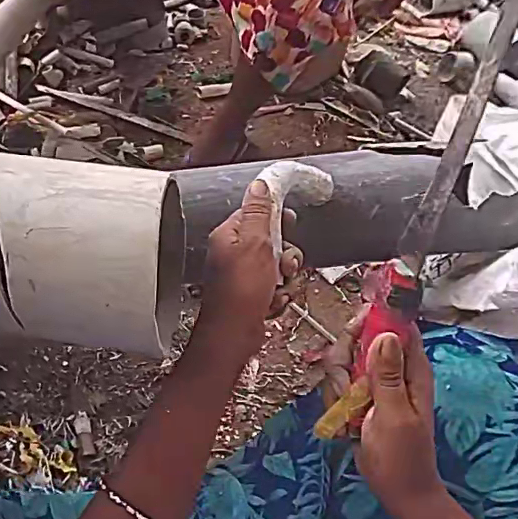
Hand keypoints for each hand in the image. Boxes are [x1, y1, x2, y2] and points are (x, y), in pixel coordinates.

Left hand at [201, 180, 302, 345]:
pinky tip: (270, 305)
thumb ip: (259, 214)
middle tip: (283, 268)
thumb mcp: (255, 244)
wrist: (234, 334)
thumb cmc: (241, 291)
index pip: (256, 214)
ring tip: (276, 290)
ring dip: (285, 280)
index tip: (289, 226)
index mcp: (229, 235)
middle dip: (286, 256)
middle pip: (273, 242)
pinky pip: (276, 288)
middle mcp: (233, 253)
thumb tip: (260, 184)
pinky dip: (278, 297)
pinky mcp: (252, 295)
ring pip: (279, 267)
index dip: (277, 220)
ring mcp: (243, 276)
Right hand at [356, 329, 445, 514]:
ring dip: (338, 385)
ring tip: (349, 412)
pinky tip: (344, 421)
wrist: (398, 491)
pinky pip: (338, 385)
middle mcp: (393, 370)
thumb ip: (387, 375)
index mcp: (412, 369)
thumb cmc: (402, 457)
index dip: (374, 321)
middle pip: (361, 340)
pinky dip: (335, 401)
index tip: (352, 335)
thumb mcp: (395, 415)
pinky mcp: (359, 398)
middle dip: (345, 360)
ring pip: (344, 362)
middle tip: (347, 386)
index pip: (397, 326)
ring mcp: (374, 384)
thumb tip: (385, 333)